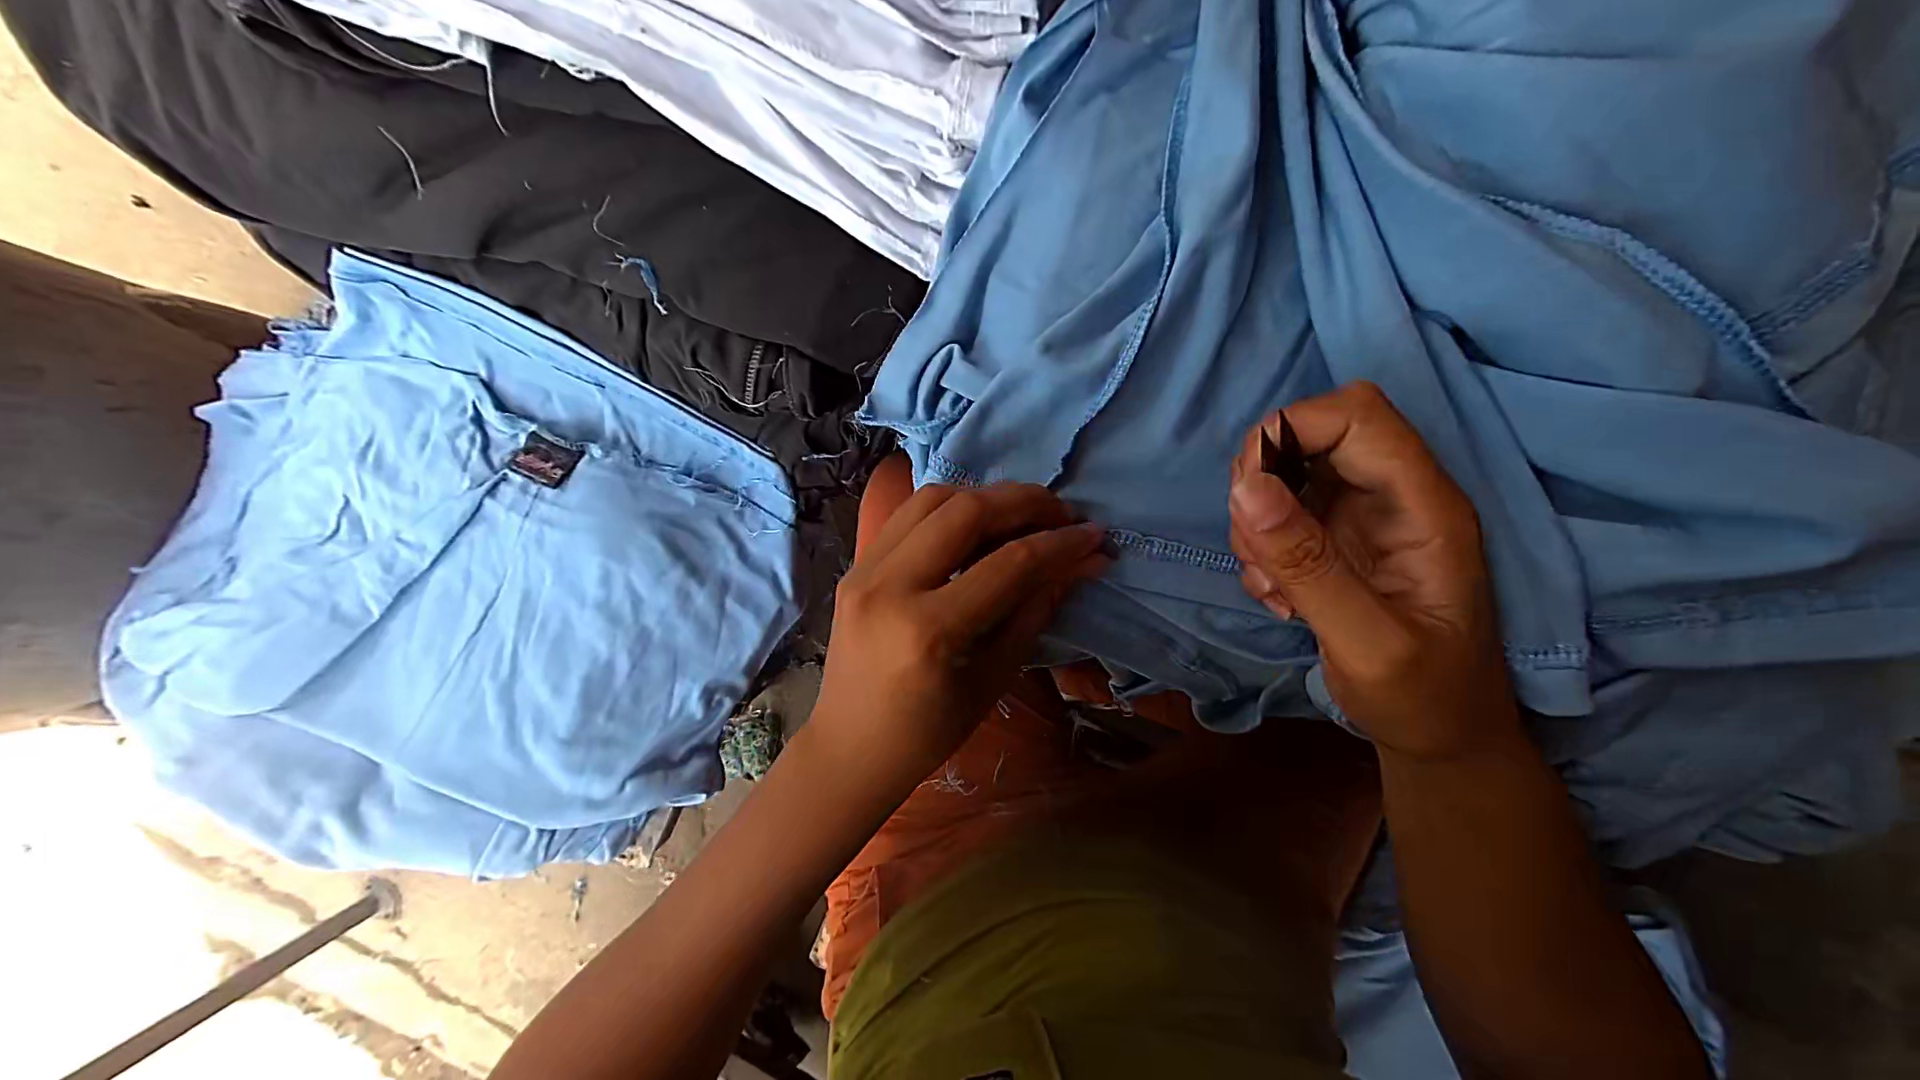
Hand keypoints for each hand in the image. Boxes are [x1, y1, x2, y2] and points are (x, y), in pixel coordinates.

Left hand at [810, 483, 1108, 799]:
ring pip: (931, 500)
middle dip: (1025, 502)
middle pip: (966, 512)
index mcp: (930, 630)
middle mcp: (890, 587)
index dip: (1060, 544)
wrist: (851, 747)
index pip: (1009, 564)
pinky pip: (906, 517)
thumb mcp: (994, 676)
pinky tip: (976, 524)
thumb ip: (1037, 608)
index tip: (1094, 535)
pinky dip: (948, 509)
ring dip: (984, 497)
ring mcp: (863, 571)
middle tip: (1062, 514)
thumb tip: (1084, 561)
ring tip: (1021, 515)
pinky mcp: (854, 567)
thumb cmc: (930, 731)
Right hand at [1228, 381, 1521, 760]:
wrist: (1440, 737)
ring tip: (1275, 586)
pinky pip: (1277, 513)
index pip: (1356, 415)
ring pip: (1286, 473)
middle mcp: (1393, 498)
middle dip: (1263, 478)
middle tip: (1257, 544)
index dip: (1290, 431)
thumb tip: (1245, 488)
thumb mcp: (1366, 643)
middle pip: (1312, 433)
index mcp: (1424, 506)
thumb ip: (1307, 563)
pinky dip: (1259, 546)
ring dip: (1256, 522)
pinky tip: (1279, 596)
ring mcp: (1361, 518)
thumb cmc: (1423, 697)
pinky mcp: (1334, 541)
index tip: (1249, 493)